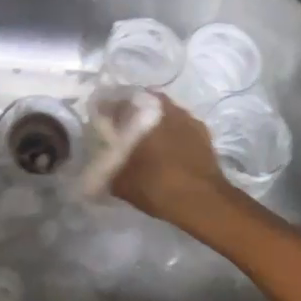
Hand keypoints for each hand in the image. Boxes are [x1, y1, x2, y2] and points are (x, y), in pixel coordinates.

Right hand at [107, 92, 236, 227]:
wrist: (203, 200)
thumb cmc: (156, 185)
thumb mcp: (121, 183)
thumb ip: (106, 169)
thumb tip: (97, 169)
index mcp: (140, 110)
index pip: (116, 100)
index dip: (107, 109)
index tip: (101, 120)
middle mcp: (163, 105)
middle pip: (141, 102)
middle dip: (131, 113)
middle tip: (123, 130)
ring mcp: (185, 115)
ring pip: (162, 111)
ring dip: (153, 121)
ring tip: (147, 140)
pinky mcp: (202, 130)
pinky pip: (180, 124)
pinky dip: (172, 132)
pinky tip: (170, 149)